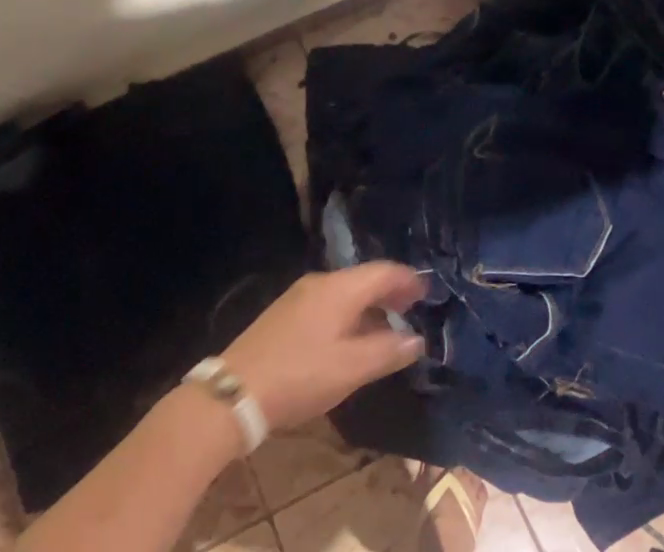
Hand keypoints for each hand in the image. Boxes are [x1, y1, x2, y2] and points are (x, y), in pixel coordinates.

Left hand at [220, 263, 427, 431]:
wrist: (235, 392)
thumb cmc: (300, 376)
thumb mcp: (351, 369)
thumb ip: (387, 352)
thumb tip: (416, 339)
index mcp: (338, 289)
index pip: (381, 272)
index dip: (407, 279)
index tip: (428, 292)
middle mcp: (318, 285)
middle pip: (362, 279)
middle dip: (389, 292)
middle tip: (412, 308)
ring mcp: (297, 299)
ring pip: (344, 293)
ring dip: (369, 305)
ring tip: (388, 326)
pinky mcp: (284, 316)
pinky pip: (328, 305)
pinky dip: (349, 314)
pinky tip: (352, 337)